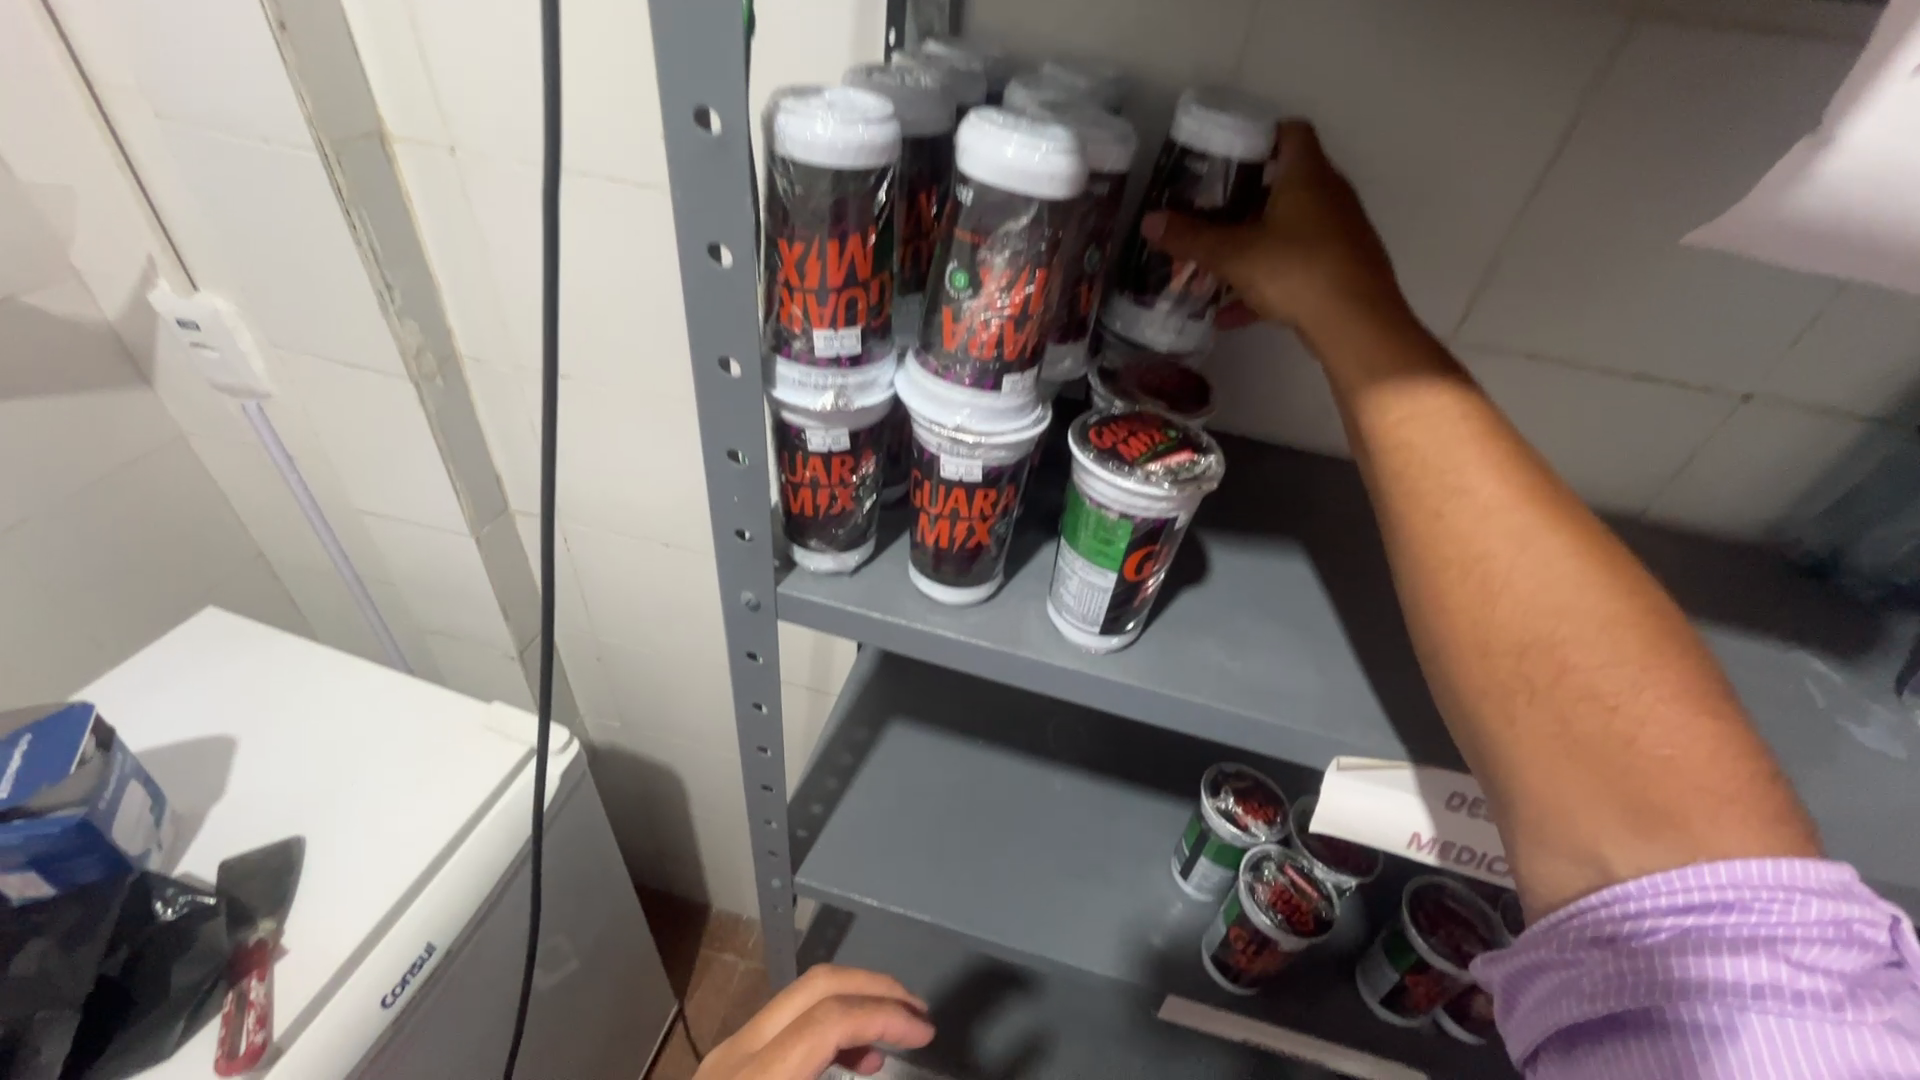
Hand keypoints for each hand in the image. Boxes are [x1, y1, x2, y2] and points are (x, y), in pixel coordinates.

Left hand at [692, 965, 934, 1079]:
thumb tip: (878, 1066)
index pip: (829, 1020)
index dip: (885, 1017)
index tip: (927, 1034)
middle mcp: (737, 1055)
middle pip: (817, 987)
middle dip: (876, 992)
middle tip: (918, 1015)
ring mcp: (729, 1056)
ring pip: (803, 998)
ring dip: (856, 1004)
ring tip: (895, 1035)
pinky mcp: (728, 1067)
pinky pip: (789, 1024)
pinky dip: (831, 1027)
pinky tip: (853, 1061)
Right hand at [1141, 122, 1412, 346]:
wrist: (1355, 322)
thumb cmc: (1294, 269)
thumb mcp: (1232, 254)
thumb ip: (1190, 238)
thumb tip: (1149, 221)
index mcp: (1306, 174)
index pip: (1289, 132)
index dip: (1257, 138)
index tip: (1224, 159)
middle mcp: (1328, 194)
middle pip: (1284, 183)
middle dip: (1243, 200)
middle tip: (1207, 214)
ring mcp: (1337, 233)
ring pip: (1287, 229)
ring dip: (1251, 244)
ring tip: (1213, 265)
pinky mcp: (1339, 269)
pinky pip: (1293, 267)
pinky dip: (1263, 282)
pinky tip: (1229, 314)